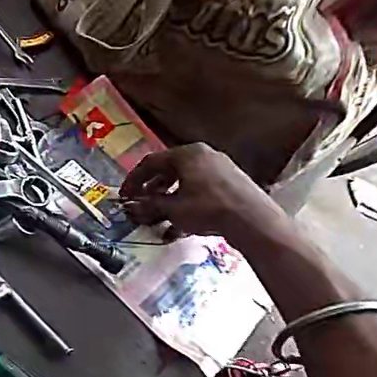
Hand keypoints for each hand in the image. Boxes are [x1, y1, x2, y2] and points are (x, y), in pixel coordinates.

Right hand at [119, 143, 291, 241]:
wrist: (253, 220)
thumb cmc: (208, 209)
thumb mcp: (173, 209)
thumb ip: (149, 206)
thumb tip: (130, 207)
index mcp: (187, 154)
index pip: (151, 162)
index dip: (134, 180)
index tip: (124, 195)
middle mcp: (203, 155)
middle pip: (169, 170)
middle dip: (152, 189)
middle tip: (141, 203)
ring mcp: (219, 167)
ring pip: (185, 181)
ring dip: (168, 197)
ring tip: (159, 214)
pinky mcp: (231, 182)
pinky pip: (200, 188)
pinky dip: (186, 201)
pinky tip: (180, 223)